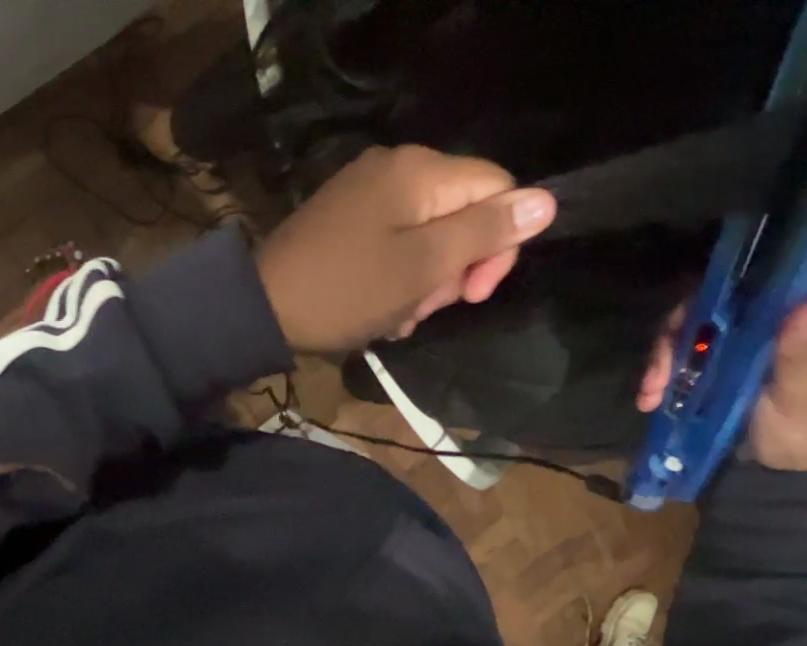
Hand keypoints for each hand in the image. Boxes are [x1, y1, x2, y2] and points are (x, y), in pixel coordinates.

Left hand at [253, 145, 555, 352]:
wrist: (260, 309)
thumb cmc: (346, 291)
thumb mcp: (423, 266)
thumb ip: (484, 231)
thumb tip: (546, 200)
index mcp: (419, 170)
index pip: (497, 188)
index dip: (501, 244)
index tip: (475, 295)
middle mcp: (395, 168)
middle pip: (462, 213)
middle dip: (453, 269)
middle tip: (424, 307)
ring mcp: (366, 193)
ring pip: (429, 236)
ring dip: (423, 283)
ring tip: (396, 315)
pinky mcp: (347, 220)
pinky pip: (394, 244)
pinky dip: (396, 279)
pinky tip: (380, 310)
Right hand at [637, 297, 806, 470]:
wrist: (784, 485)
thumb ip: (804, 355)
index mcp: (801, 322)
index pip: (754, 284)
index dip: (717, 297)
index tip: (687, 326)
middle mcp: (767, 329)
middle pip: (712, 308)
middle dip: (676, 336)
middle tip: (658, 375)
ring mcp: (737, 353)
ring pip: (690, 335)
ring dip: (663, 360)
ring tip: (651, 395)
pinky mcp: (713, 376)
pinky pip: (680, 362)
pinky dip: (660, 378)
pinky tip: (649, 402)